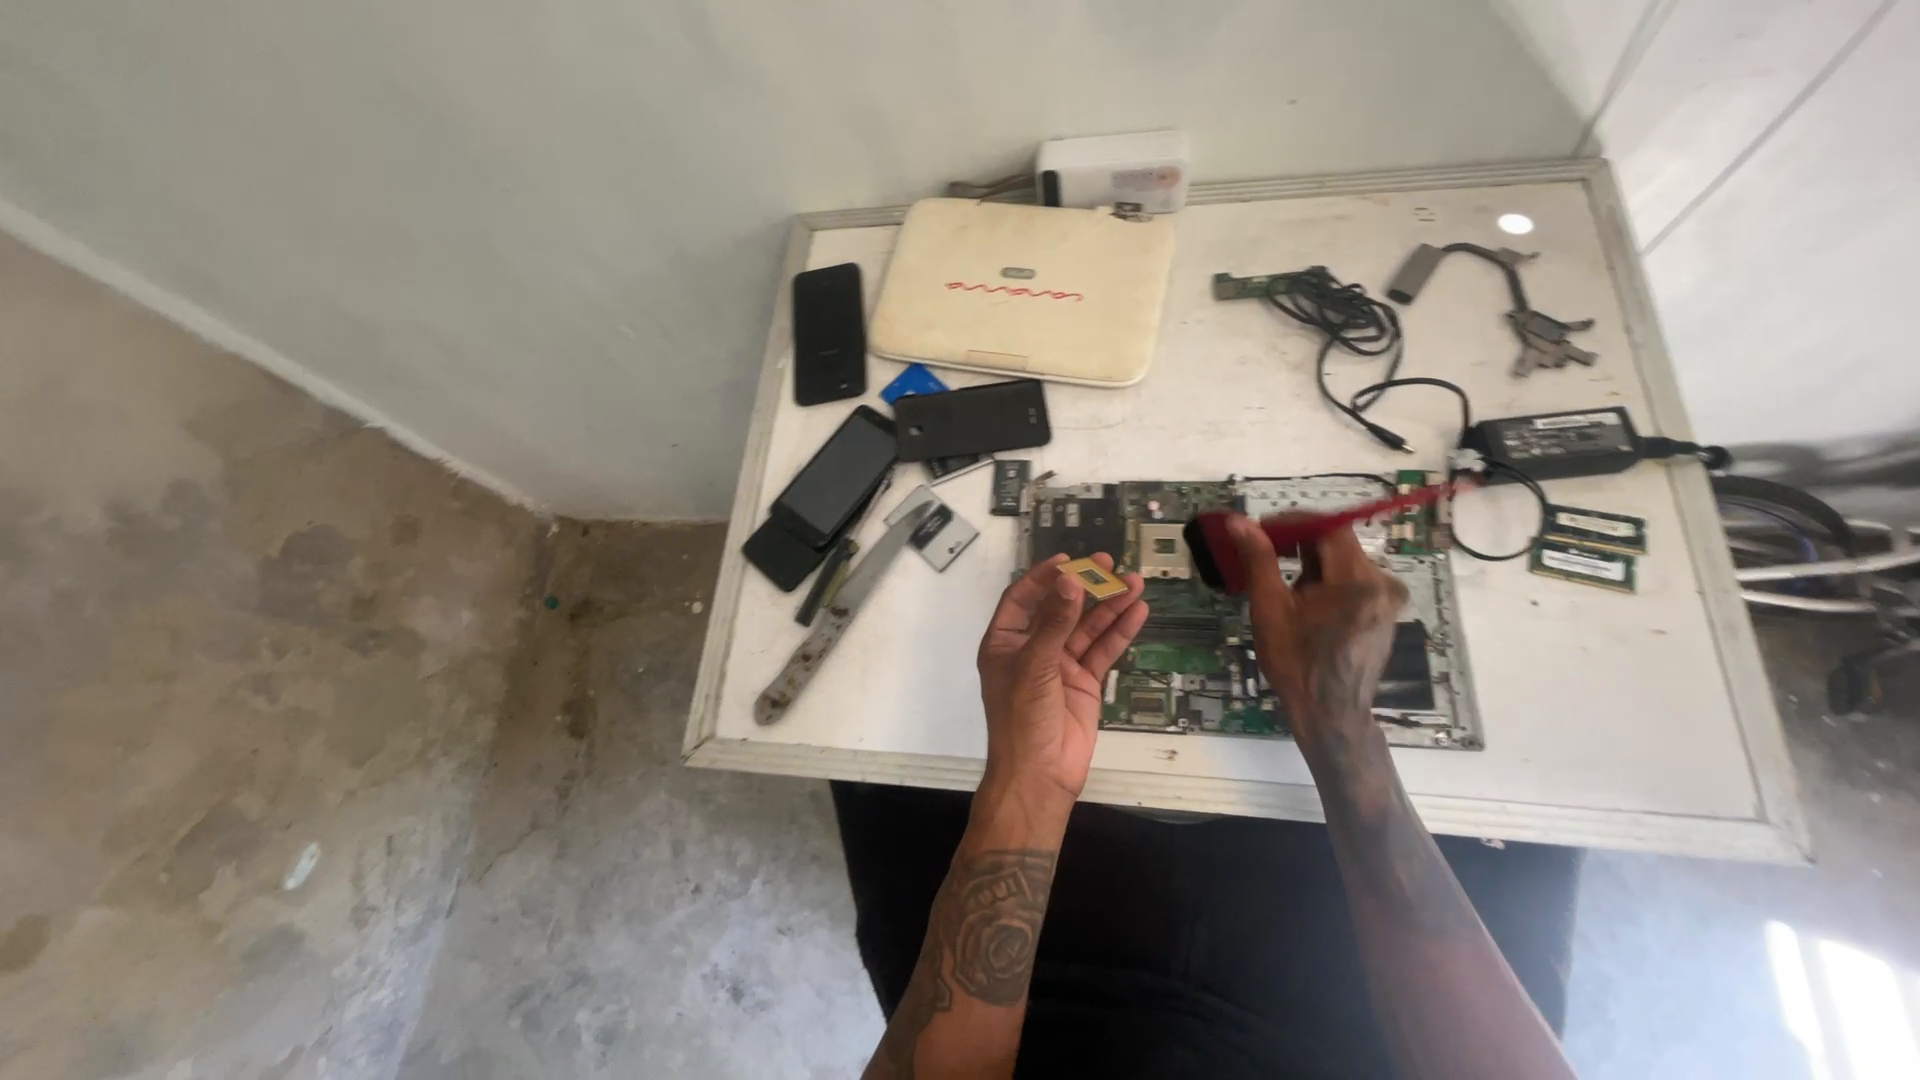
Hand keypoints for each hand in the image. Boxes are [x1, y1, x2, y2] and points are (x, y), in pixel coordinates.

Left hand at [976, 554, 1149, 813]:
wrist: (1039, 775)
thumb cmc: (1022, 719)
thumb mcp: (1035, 666)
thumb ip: (1055, 624)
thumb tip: (1071, 582)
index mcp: (1005, 642)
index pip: (1022, 598)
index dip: (1043, 577)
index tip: (1069, 560)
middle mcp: (1032, 649)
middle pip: (1060, 609)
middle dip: (1084, 587)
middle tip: (1108, 564)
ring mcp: (1060, 666)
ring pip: (1087, 628)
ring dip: (1109, 606)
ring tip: (1134, 583)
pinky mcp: (1084, 683)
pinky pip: (1103, 651)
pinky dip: (1120, 632)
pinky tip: (1137, 612)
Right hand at [1226, 516, 1408, 751]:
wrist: (1330, 714)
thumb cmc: (1296, 664)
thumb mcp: (1270, 609)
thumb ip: (1258, 560)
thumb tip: (1238, 521)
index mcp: (1358, 581)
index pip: (1330, 527)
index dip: (1293, 522)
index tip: (1261, 529)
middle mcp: (1383, 583)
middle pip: (1337, 544)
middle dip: (1298, 544)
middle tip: (1262, 553)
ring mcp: (1388, 599)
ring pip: (1343, 562)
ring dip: (1310, 563)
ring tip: (1278, 582)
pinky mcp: (1385, 611)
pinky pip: (1352, 581)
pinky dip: (1325, 581)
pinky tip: (1302, 599)